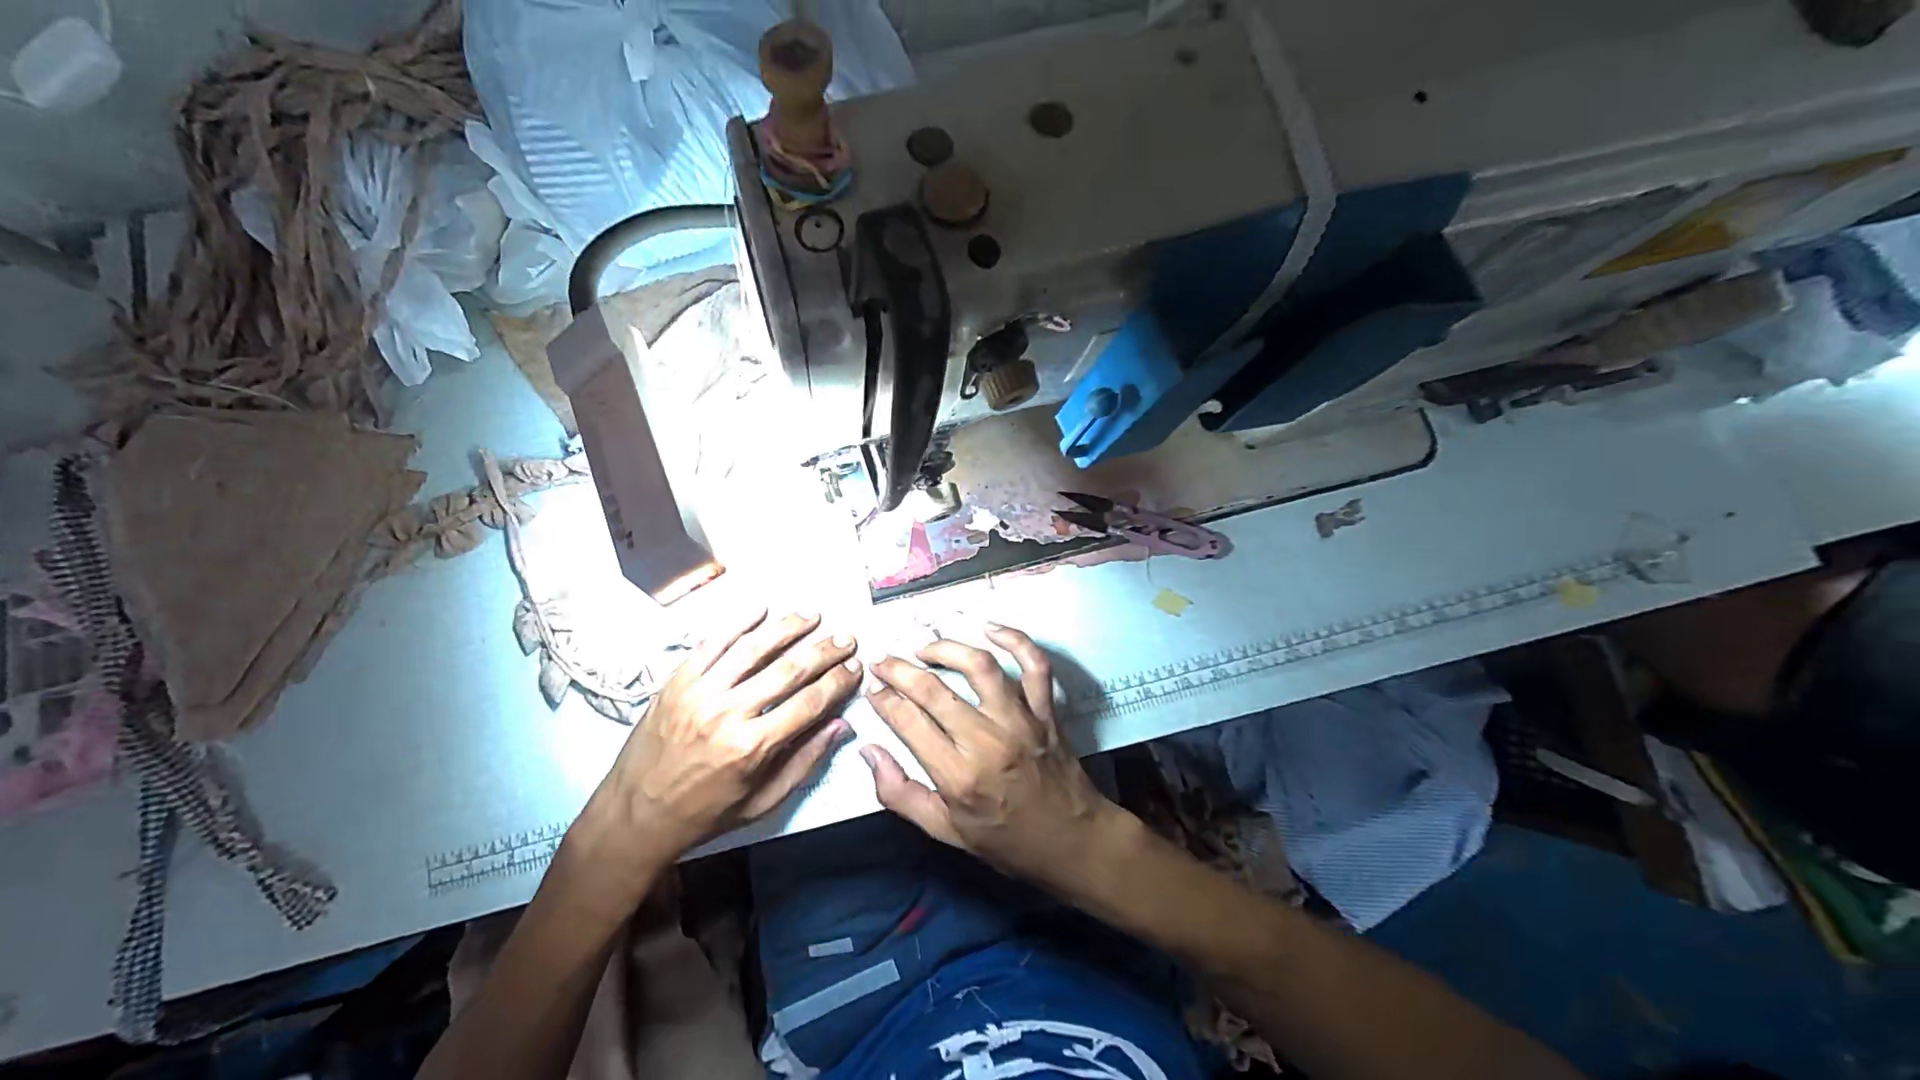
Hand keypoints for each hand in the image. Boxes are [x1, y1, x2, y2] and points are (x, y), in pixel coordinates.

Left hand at [584, 610, 860, 865]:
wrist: (634, 816)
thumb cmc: (703, 814)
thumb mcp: (762, 801)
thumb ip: (804, 761)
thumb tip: (840, 724)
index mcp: (751, 747)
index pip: (810, 702)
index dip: (839, 681)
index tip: (855, 668)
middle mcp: (727, 713)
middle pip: (788, 669)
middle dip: (824, 651)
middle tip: (845, 638)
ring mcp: (699, 693)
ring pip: (753, 648)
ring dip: (787, 628)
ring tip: (811, 617)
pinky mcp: (676, 681)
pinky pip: (712, 643)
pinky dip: (737, 623)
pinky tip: (760, 610)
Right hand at [860, 625, 1121, 885]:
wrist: (1073, 842)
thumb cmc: (1006, 840)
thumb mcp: (946, 832)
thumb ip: (901, 794)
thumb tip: (869, 752)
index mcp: (958, 776)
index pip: (909, 722)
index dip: (884, 700)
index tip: (873, 688)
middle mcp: (987, 741)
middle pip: (935, 690)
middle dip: (900, 670)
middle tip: (884, 661)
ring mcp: (1021, 721)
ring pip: (981, 667)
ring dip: (948, 649)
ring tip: (926, 648)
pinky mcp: (1046, 710)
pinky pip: (1034, 665)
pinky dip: (1016, 641)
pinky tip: (991, 629)